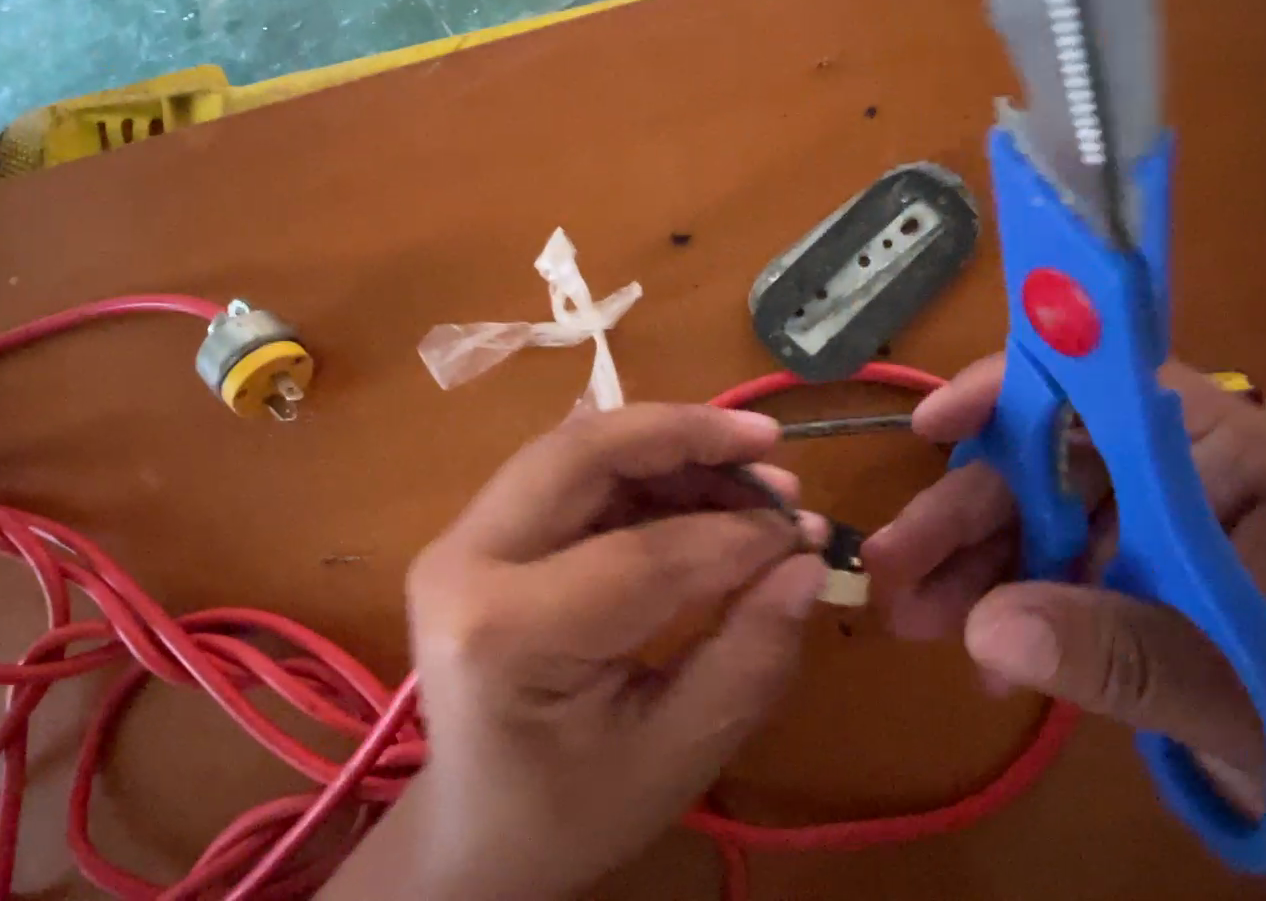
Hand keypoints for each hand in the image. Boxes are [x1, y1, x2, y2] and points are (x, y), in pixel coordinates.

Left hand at [319, 405, 827, 900]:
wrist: (474, 831)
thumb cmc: (570, 812)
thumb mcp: (675, 757)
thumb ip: (747, 656)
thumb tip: (806, 561)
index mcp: (505, 632)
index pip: (639, 554)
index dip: (734, 534)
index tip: (804, 532)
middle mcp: (464, 562)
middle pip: (582, 454)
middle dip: (684, 434)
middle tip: (768, 444)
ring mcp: (460, 540)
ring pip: (572, 451)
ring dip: (664, 448)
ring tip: (747, 474)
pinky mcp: (475, 535)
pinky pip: (562, 475)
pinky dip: (635, 469)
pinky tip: (695, 488)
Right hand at [864, 356, 1265, 899]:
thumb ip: (1132, 658)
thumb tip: (984, 626)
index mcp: (1237, 460)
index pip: (1107, 387)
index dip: (1012, 392)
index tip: (930, 429)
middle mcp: (1186, 476)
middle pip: (1046, 461)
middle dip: (962, 513)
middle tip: (892, 570)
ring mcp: (1159, 528)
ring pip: (1034, 516)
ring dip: (968, 564)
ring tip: (912, 621)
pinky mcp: (1142, 578)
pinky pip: (1051, 570)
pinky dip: (1007, 605)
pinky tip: (985, 660)